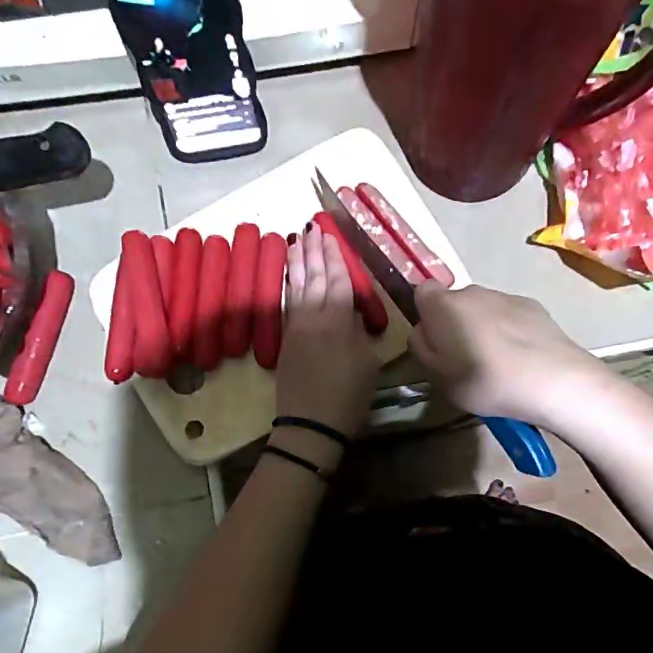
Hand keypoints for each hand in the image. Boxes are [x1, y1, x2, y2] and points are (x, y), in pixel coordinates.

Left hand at [275, 225, 377, 437]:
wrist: (311, 425)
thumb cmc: (348, 398)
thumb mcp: (366, 364)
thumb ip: (357, 332)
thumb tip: (350, 312)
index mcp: (338, 322)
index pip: (337, 281)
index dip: (334, 257)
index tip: (330, 235)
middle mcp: (313, 318)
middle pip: (313, 278)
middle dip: (314, 252)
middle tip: (311, 227)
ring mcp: (296, 328)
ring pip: (296, 288)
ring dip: (297, 263)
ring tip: (296, 241)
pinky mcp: (286, 341)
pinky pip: (286, 304)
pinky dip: (287, 286)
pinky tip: (287, 276)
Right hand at [409, 284, 609, 422]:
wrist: (553, 380)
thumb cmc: (484, 380)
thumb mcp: (436, 375)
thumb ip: (420, 347)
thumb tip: (423, 330)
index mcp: (444, 305)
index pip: (421, 292)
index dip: (424, 316)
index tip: (433, 343)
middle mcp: (474, 292)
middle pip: (454, 303)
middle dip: (454, 325)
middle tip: (462, 361)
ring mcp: (507, 296)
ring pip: (483, 310)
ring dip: (482, 329)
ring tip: (495, 364)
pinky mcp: (535, 307)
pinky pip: (509, 317)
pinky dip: (509, 333)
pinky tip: (519, 360)